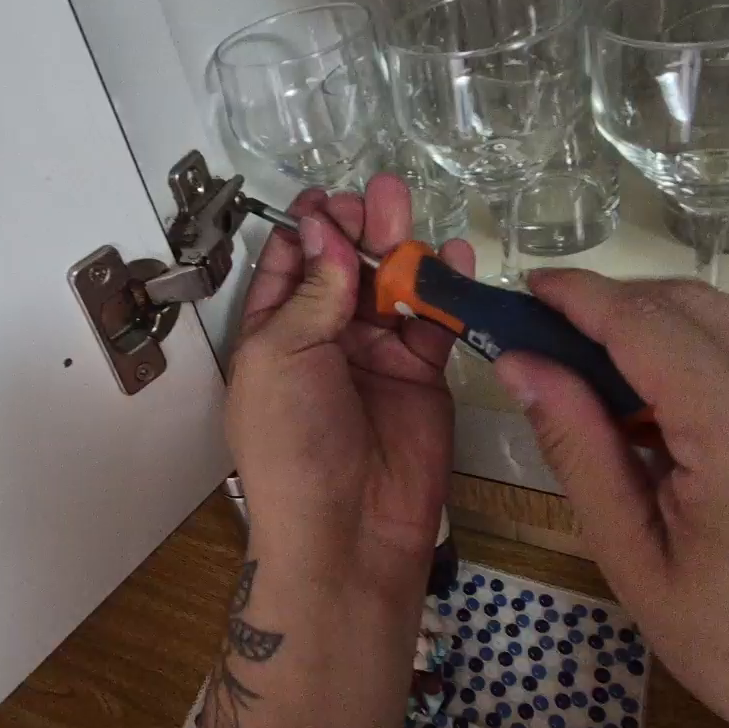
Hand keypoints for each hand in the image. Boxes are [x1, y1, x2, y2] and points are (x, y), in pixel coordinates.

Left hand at [181, 175, 473, 727]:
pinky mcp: (422, 371)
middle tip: (376, 196)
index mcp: (275, 332)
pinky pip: (433, 319)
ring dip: (400, 246)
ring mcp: (375, 352)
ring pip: (390, 284)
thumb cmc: (293, 442)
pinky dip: (443, 287)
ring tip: (405, 207)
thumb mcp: (282, 358)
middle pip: (343, 267)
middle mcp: (324, 336)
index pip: (288, 265)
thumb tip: (323, 229)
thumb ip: (311, 292)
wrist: (348, 532)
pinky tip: (454, 253)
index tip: (326, 199)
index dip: (306, 229)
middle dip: (357, 228)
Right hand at [493, 272, 728, 727]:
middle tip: (554, 331)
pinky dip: (706, 354)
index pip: (649, 325)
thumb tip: (520, 363)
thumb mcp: (635, 560)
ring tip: (606, 375)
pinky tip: (675, 406)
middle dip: (615, 301)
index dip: (581, 295)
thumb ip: (575, 446)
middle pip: (693, 304)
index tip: (530, 286)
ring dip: (659, 325)